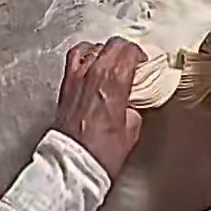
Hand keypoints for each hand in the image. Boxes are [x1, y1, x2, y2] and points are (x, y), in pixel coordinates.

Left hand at [52, 38, 144, 178]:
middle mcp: (95, 73)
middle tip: (133, 61)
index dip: (140, 54)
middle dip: (127, 50)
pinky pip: (75, 55)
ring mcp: (78, 76)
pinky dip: (85, 53)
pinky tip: (90, 59)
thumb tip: (133, 102)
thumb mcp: (132, 130)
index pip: (130, 51)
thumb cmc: (100, 152)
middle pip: (114, 44)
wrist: (72, 166)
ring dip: (107, 51)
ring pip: (95, 46)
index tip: (144, 64)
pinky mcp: (66, 83)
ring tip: (113, 61)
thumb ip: (134, 108)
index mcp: (115, 82)